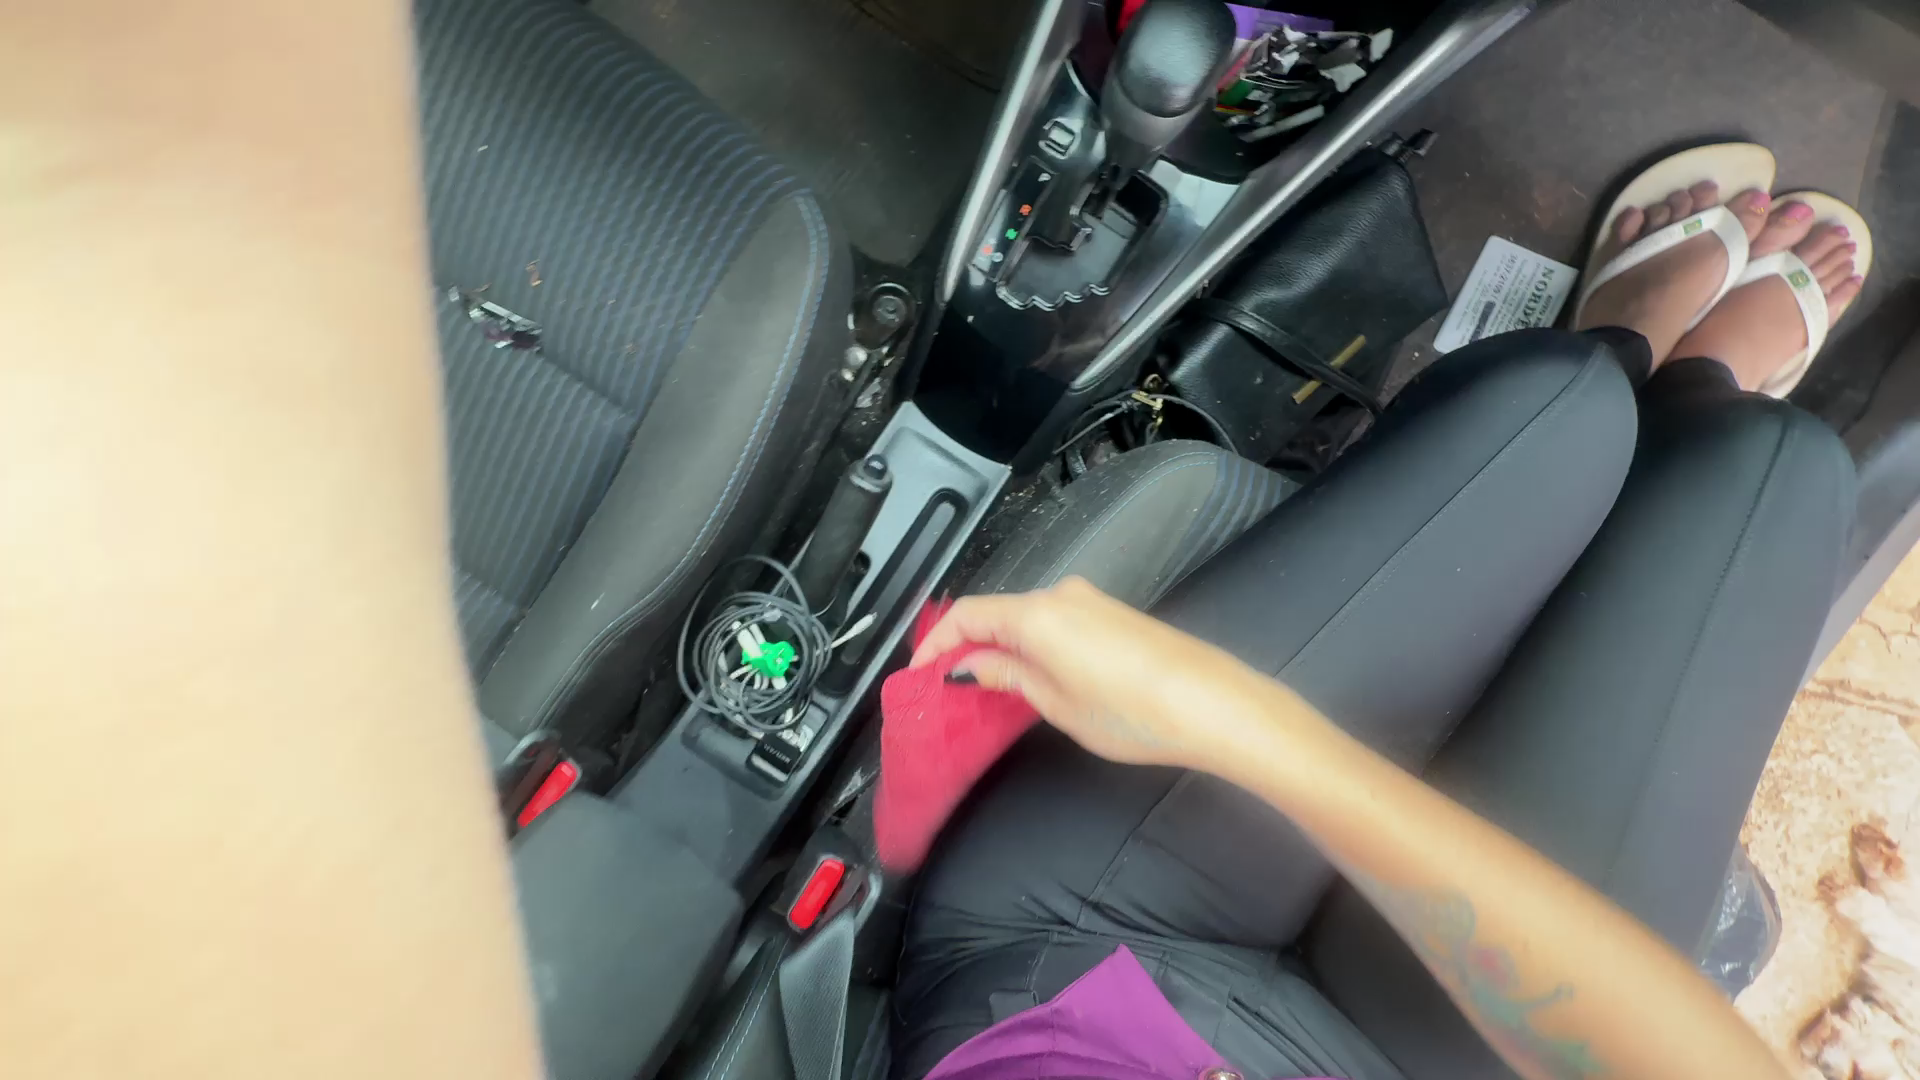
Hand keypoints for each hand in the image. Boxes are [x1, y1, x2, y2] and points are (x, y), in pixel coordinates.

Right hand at [910, 577, 1297, 770]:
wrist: (1214, 704)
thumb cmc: (1134, 711)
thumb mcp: (1056, 702)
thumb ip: (1008, 675)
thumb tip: (972, 665)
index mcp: (1037, 614)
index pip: (967, 614)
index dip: (937, 643)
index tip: (922, 673)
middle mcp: (1061, 595)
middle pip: (995, 611)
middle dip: (967, 644)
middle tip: (951, 683)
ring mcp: (1089, 600)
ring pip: (1025, 616)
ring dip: (1000, 644)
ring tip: (990, 685)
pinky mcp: (1110, 612)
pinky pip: (1054, 620)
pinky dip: (1031, 642)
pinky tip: (1034, 672)